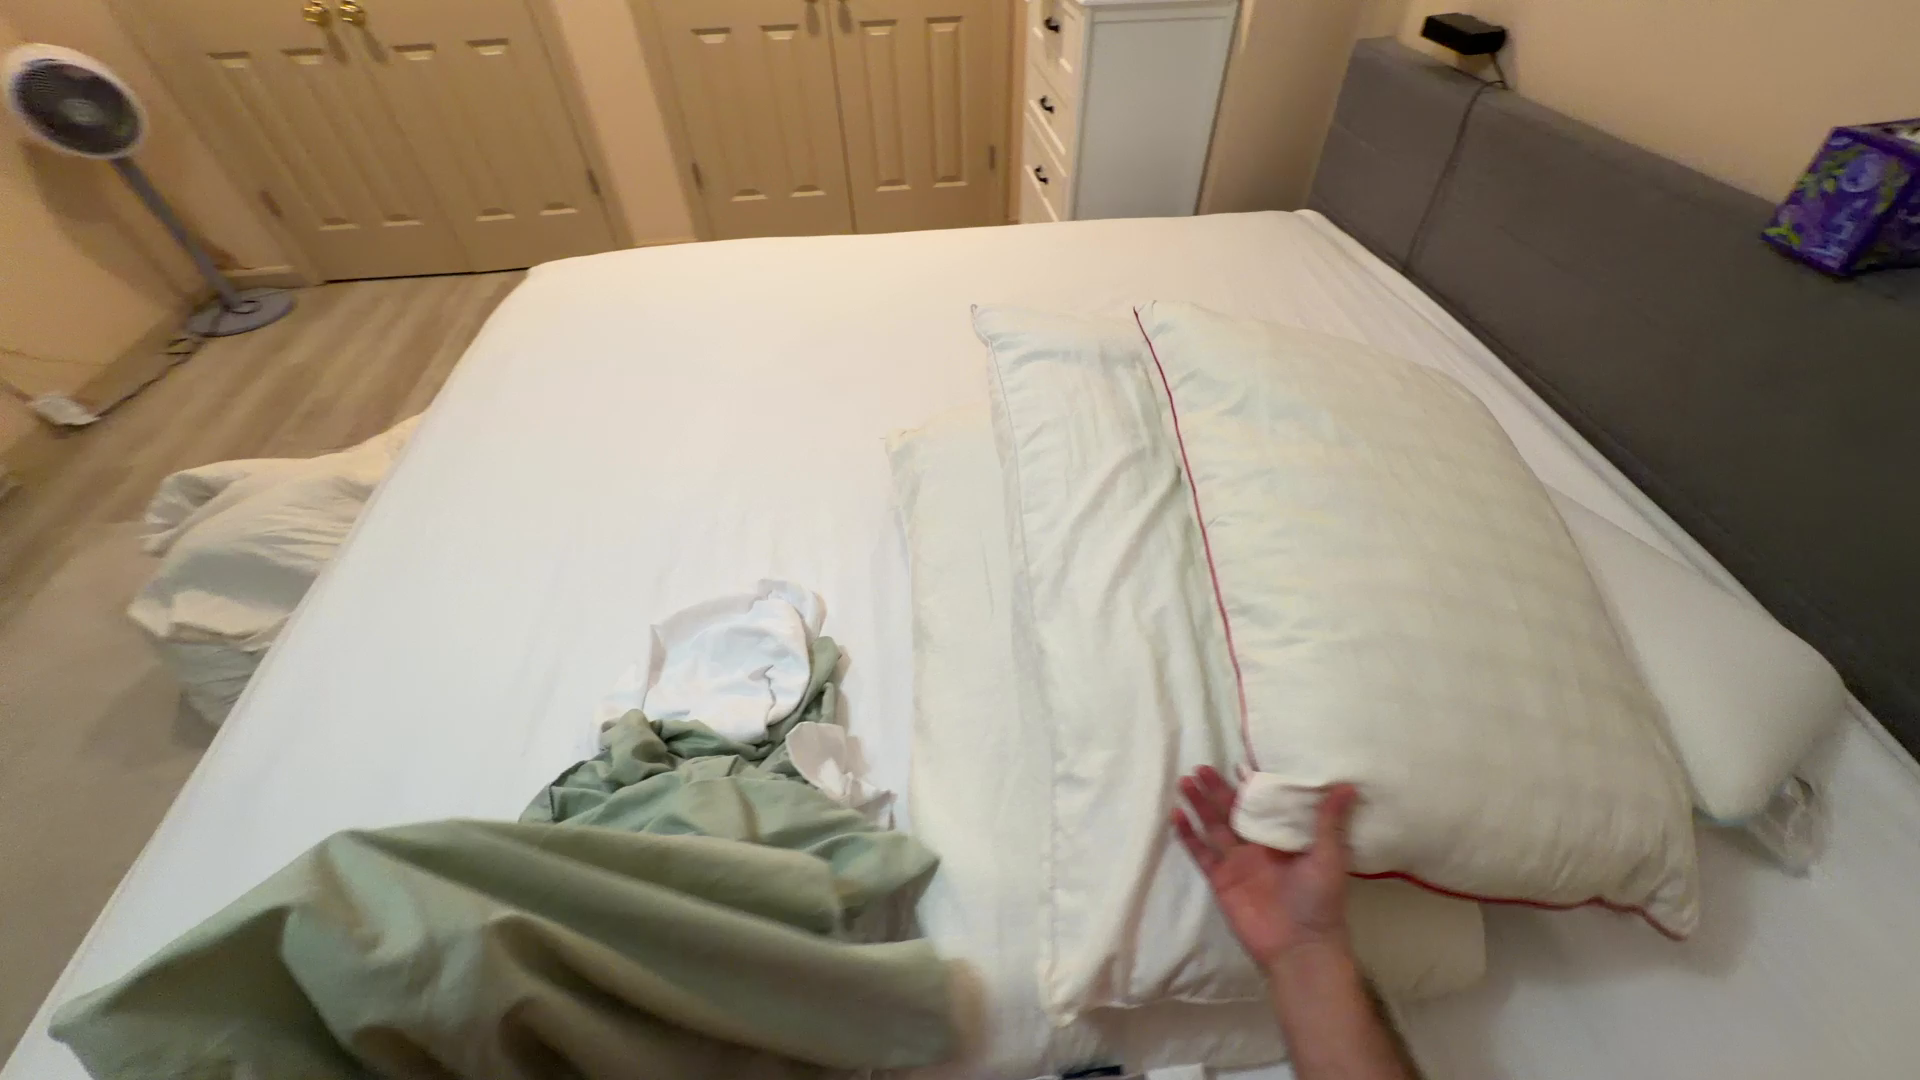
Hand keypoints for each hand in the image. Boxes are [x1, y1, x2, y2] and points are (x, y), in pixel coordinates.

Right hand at [1172, 766, 1359, 970]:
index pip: (1264, 805)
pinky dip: (1187, 834)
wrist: (1299, 947)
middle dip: (1216, 789)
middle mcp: (1257, 846)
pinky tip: (1176, 815)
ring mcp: (1236, 862)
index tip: (1238, 762)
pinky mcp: (1220, 878)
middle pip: (1232, 810)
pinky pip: (1200, 852)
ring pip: (1212, 825)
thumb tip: (1347, 785)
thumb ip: (1329, 821)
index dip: (1251, 785)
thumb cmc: (1319, 901)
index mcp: (1283, 839)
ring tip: (1185, 781)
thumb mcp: (1328, 857)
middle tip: (1201, 766)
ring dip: (1199, 804)